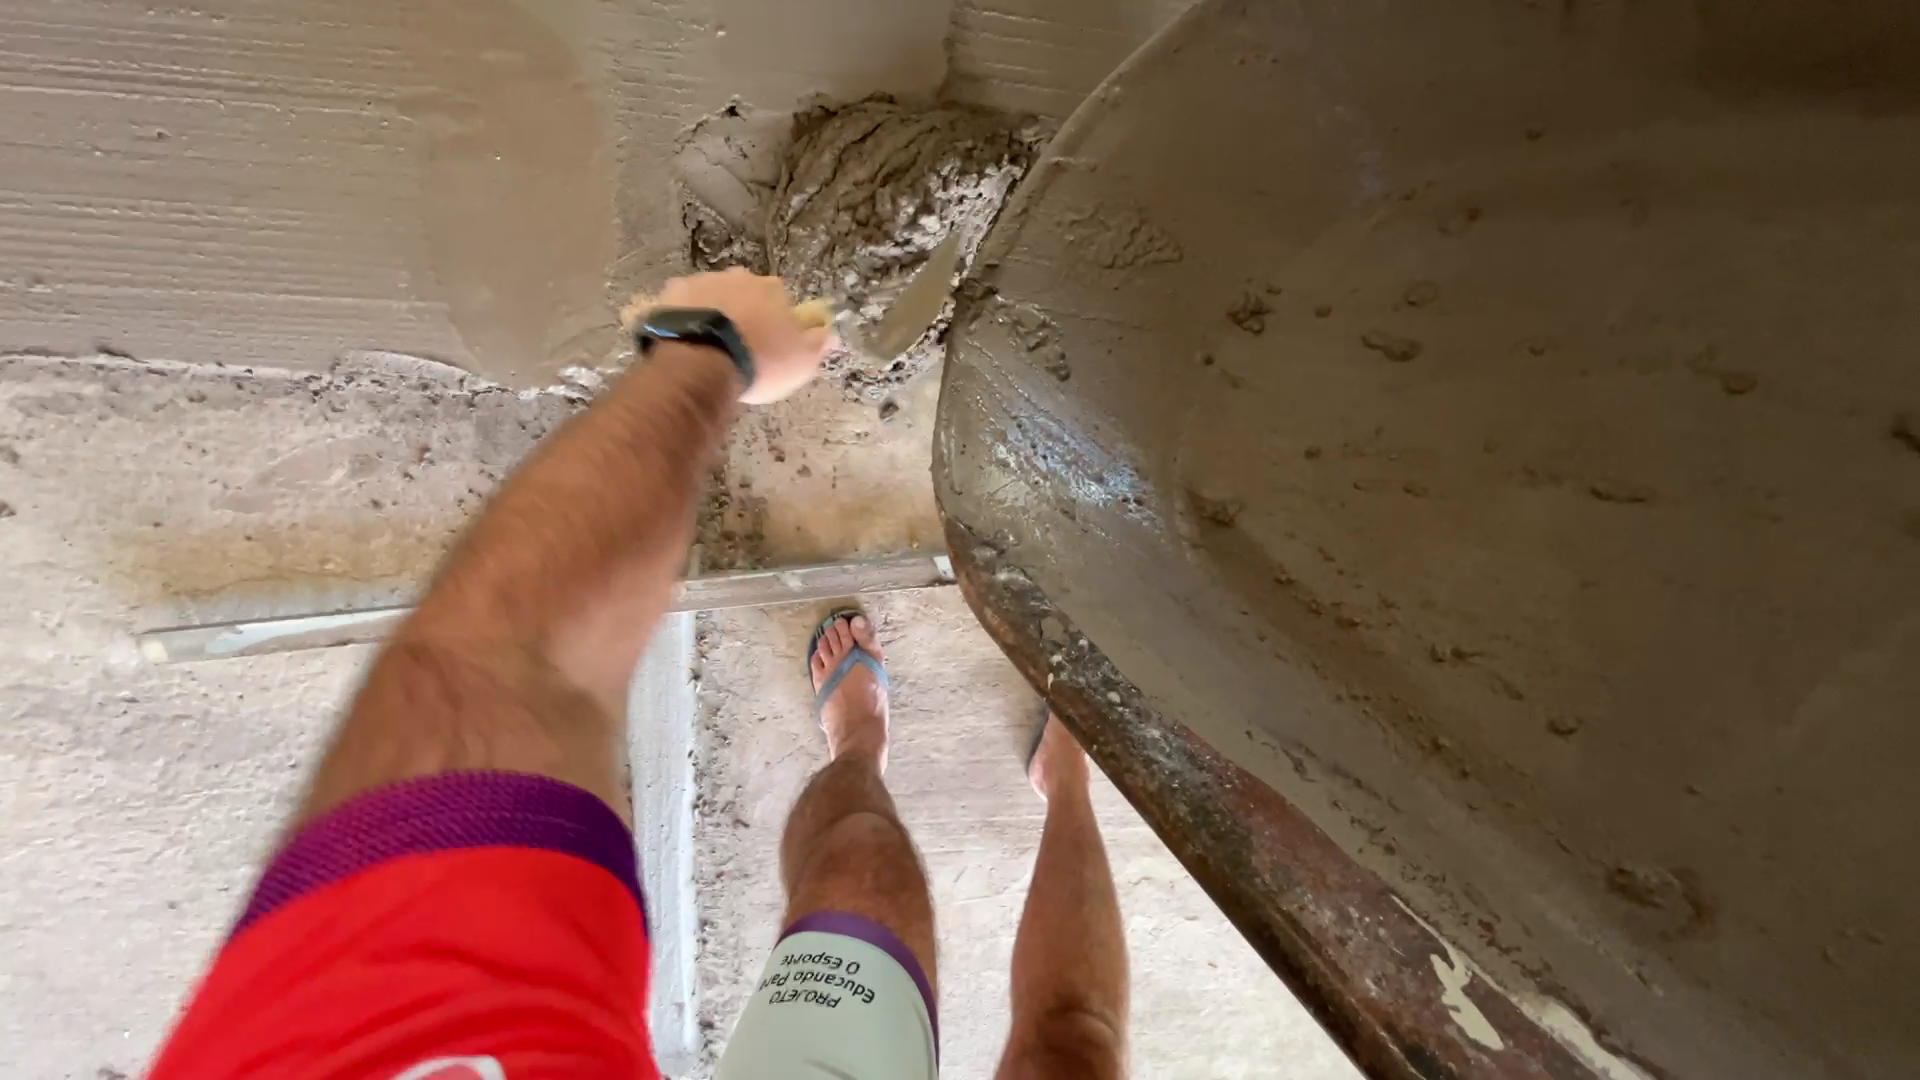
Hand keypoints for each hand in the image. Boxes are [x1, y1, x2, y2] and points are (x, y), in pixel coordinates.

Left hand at [639, 268, 835, 404]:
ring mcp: (700, 282)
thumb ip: (818, 343)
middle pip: (744, 292)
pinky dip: (684, 319)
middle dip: (743, 311)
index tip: (772, 340)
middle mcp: (736, 276)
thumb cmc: (760, 361)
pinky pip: (681, 306)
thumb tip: (831, 332)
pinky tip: (686, 341)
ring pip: (711, 297)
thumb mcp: (802, 360)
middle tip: (740, 344)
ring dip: (713, 314)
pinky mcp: (668, 296)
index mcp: (772, 288)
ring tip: (711, 346)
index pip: (780, 298)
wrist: (702, 362)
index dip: (777, 318)